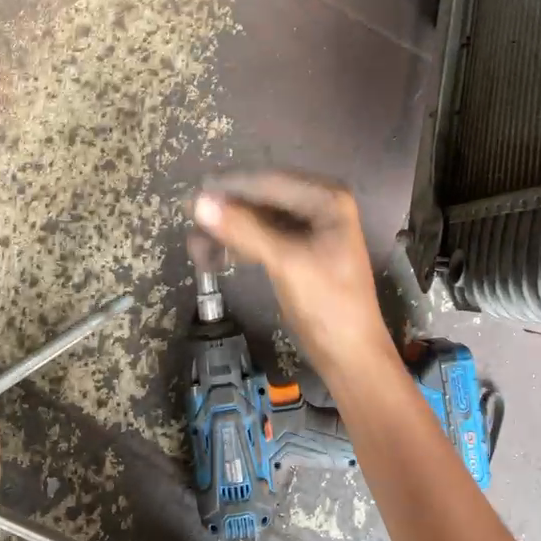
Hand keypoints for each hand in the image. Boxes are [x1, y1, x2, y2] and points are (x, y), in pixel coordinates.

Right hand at [192, 170, 393, 379]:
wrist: (351, 358)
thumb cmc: (328, 306)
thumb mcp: (285, 263)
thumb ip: (243, 230)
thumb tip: (199, 202)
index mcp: (327, 199)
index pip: (268, 182)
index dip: (229, 188)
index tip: (192, 196)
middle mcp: (319, 205)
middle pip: (260, 199)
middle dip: (226, 212)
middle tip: (188, 221)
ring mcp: (308, 229)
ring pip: (256, 219)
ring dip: (227, 231)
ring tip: (196, 250)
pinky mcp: (297, 251)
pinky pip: (260, 238)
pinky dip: (238, 246)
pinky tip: (214, 259)